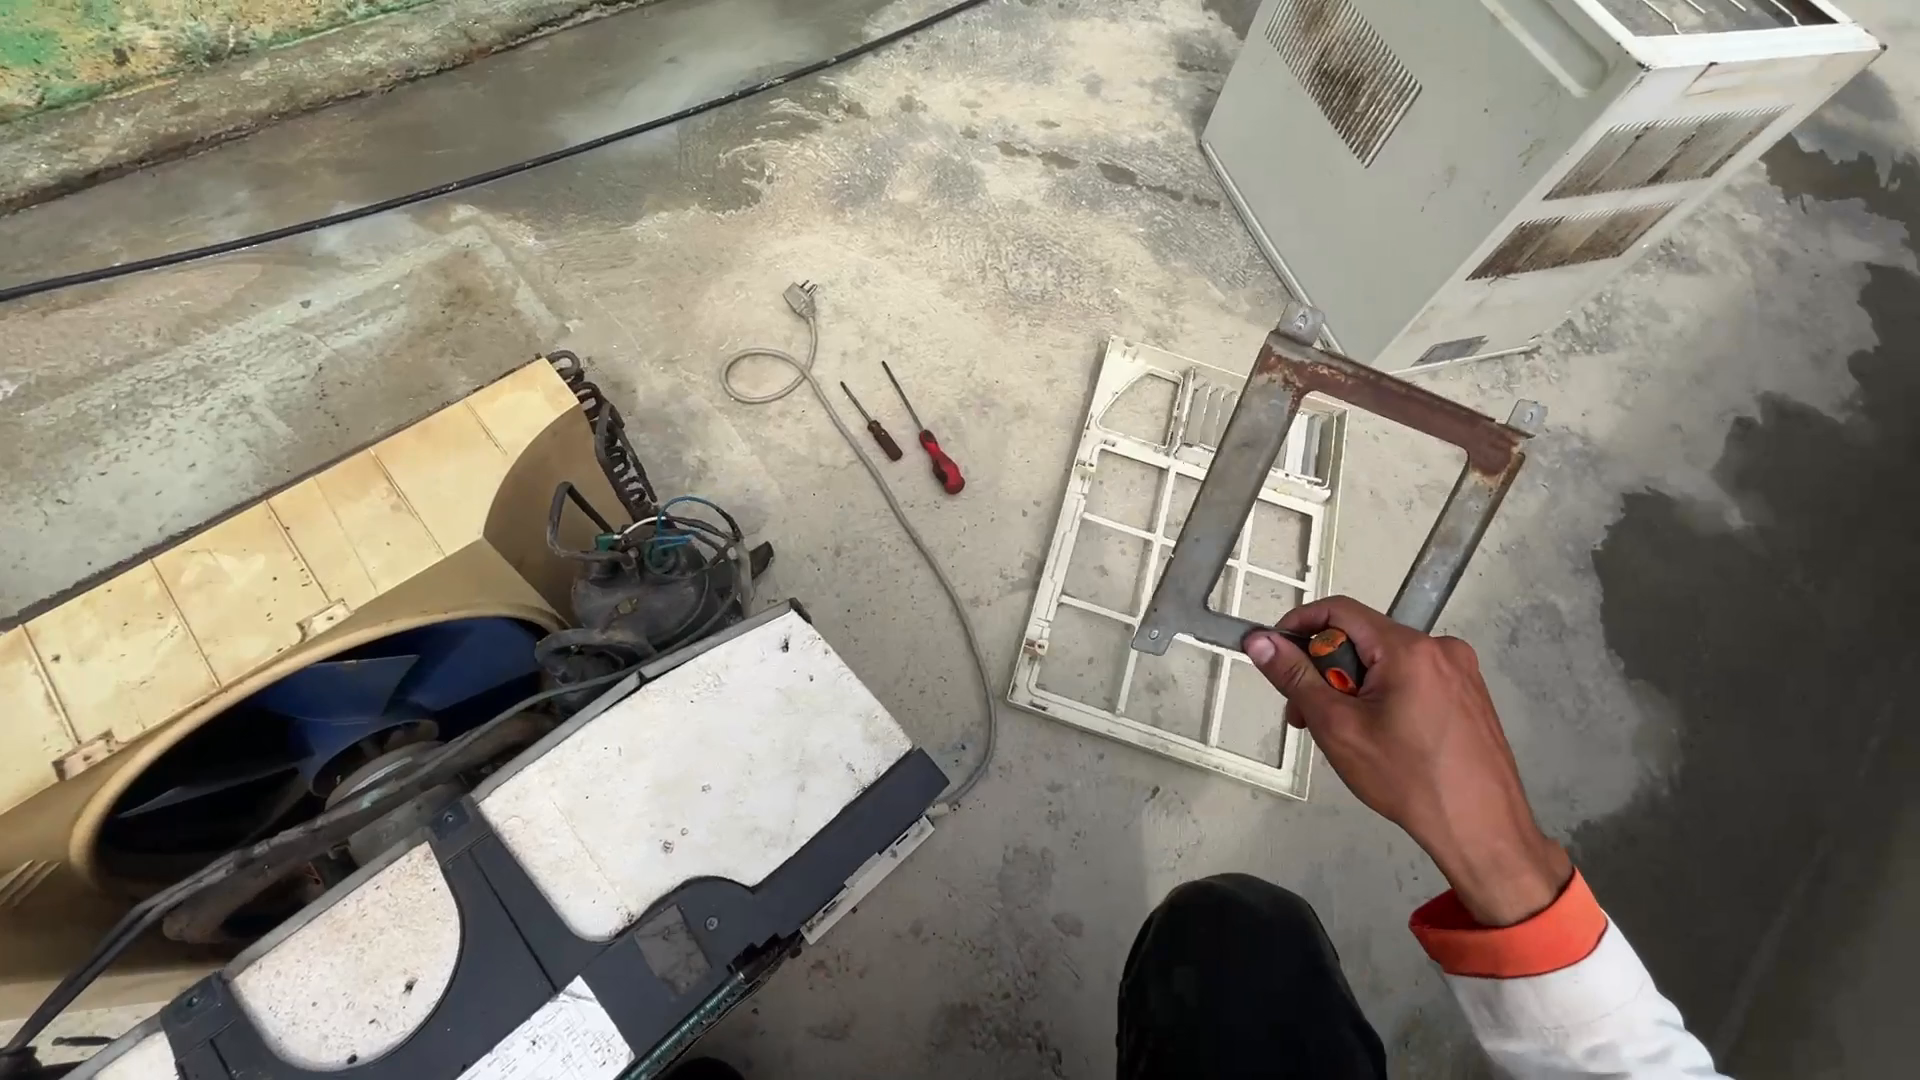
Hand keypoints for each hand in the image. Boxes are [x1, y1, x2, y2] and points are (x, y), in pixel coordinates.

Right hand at [1243, 597, 1570, 926]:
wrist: (1483, 832)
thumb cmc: (1411, 781)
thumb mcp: (1336, 726)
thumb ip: (1294, 677)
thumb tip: (1261, 642)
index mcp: (1409, 649)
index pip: (1338, 610)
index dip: (1298, 626)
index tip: (1277, 654)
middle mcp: (1440, 649)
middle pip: (1360, 638)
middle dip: (1323, 670)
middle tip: (1305, 713)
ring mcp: (1459, 671)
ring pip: (1382, 661)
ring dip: (1350, 687)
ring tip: (1341, 732)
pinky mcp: (1467, 693)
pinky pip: (1408, 678)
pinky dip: (1381, 696)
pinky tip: (1377, 735)